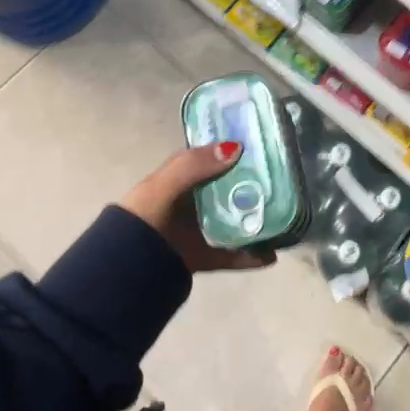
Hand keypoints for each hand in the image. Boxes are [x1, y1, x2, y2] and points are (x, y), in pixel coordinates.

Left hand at [119, 143, 276, 273]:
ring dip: (256, 219)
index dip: (232, 148)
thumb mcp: (164, 185)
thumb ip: (194, 166)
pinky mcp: (203, 256)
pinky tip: (271, 255)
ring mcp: (198, 230)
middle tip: (283, 180)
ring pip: (234, 220)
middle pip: (227, 188)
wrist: (126, 267)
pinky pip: (232, 255)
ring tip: (283, 216)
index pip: (209, 157)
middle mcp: (191, 201)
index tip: (262, 143)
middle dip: (253, 184)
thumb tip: (236, 148)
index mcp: (178, 178)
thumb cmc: (142, 217)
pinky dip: (251, 256)